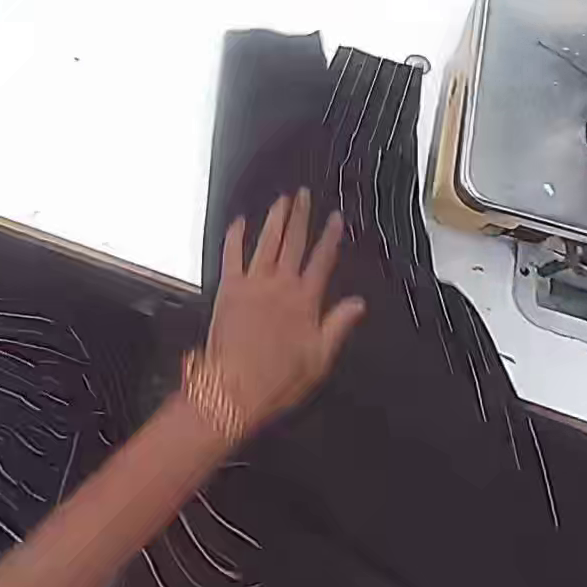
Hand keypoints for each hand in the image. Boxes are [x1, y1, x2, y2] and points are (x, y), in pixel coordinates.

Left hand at [183, 189, 366, 444]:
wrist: (234, 390)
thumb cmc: (277, 380)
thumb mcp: (319, 358)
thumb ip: (339, 325)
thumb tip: (358, 304)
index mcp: (305, 301)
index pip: (322, 260)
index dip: (330, 237)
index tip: (335, 219)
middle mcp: (280, 286)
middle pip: (294, 243)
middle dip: (301, 216)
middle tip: (303, 196)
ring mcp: (253, 284)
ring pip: (267, 242)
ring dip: (275, 220)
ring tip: (281, 201)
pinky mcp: (228, 290)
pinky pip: (232, 255)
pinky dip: (235, 236)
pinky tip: (239, 222)